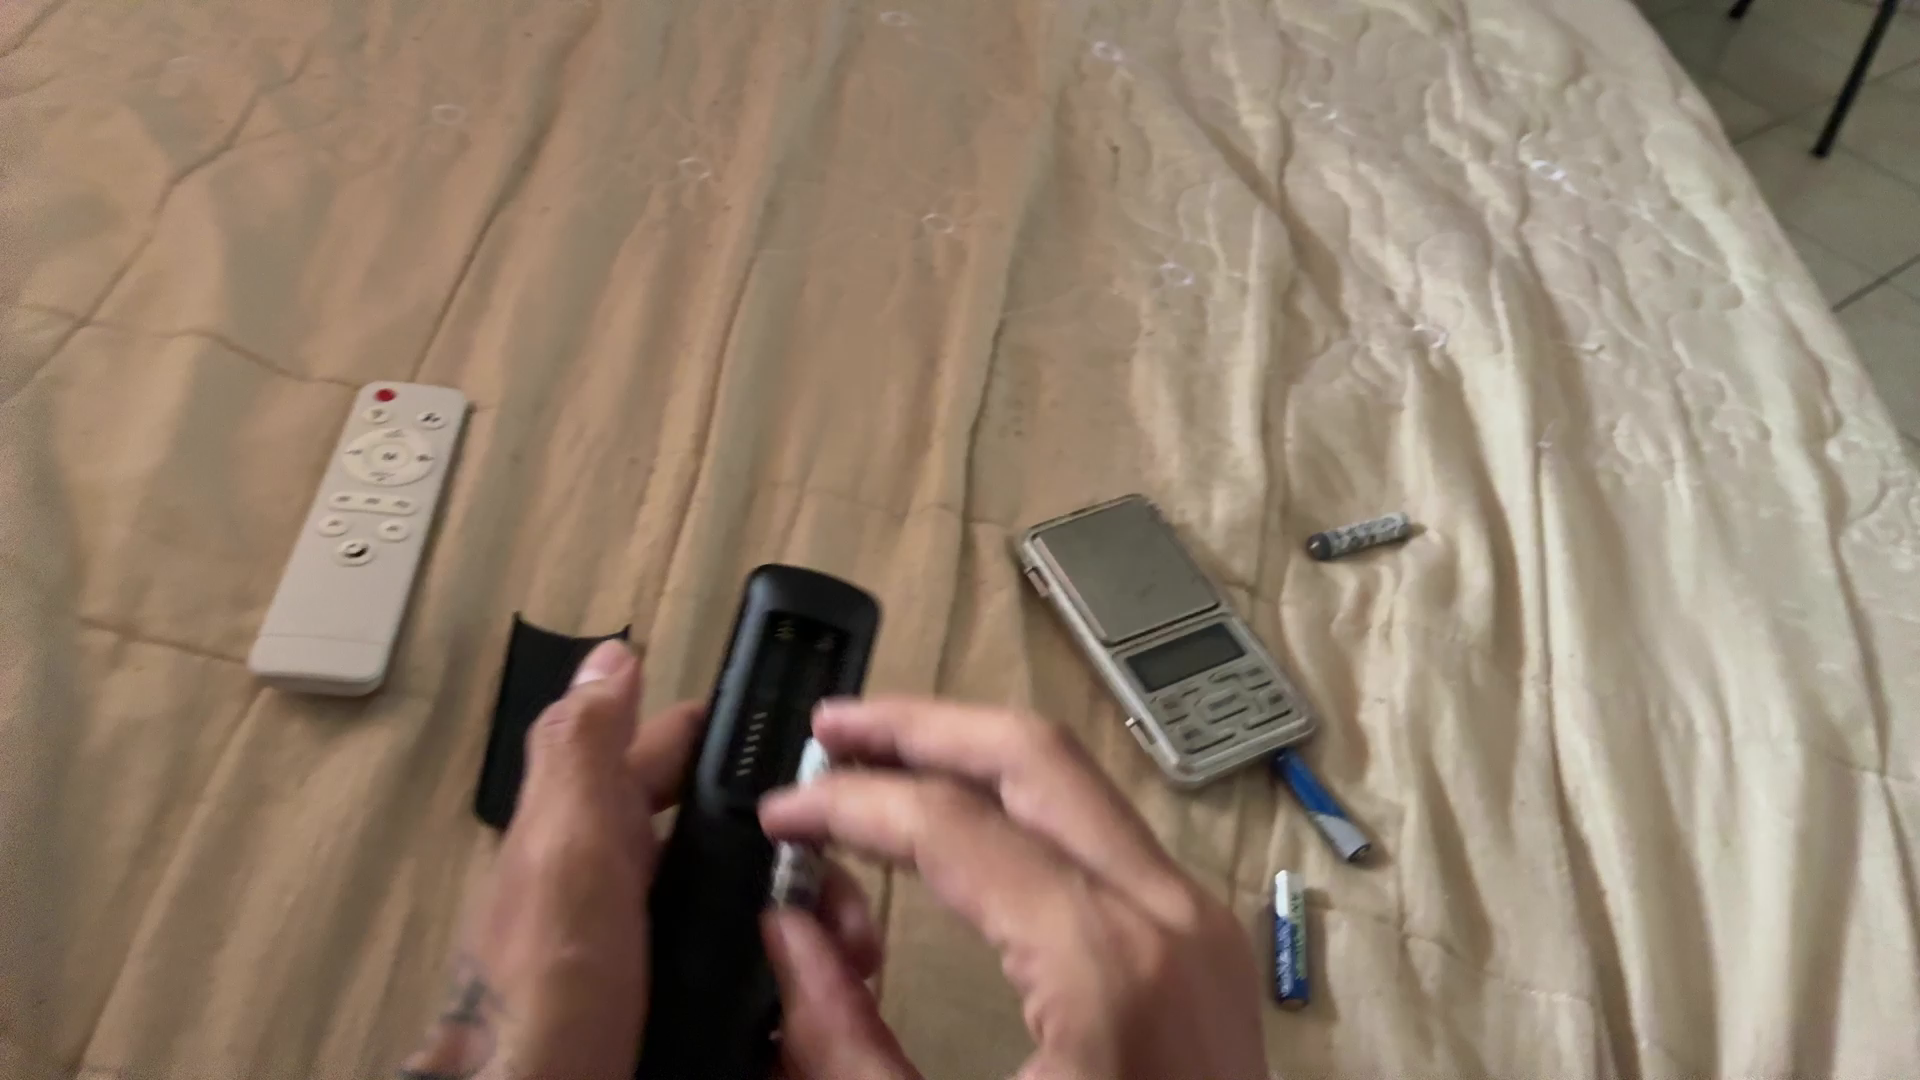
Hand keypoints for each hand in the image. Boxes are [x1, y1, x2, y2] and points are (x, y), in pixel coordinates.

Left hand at [400, 641, 882, 1079]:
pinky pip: (755, 948)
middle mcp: (629, 867)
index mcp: (601, 821)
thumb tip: (613, 651)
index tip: (819, 749)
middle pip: (731, 820)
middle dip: (796, 835)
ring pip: (753, 886)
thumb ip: (585, 753)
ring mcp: (657, 931)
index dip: (741, 733)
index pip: (681, 745)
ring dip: (810, 902)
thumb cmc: (552, 988)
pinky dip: (796, 954)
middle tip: (848, 875)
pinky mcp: (682, 986)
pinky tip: (827, 974)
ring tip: (856, 939)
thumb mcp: (567, 858)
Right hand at [759, 698, 1269, 1079]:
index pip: (953, 824)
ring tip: (879, 749)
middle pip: (1029, 754)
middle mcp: (1165, 908)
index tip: (782, 809)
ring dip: (965, 748)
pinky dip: (1009, 794)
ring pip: (1066, 773)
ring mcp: (1190, 909)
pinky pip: (1088, 821)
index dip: (853, 803)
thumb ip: (846, 1045)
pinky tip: (952, 804)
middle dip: (919, 726)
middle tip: (832, 726)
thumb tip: (790, 926)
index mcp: (1107, 966)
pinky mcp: (1192, 926)